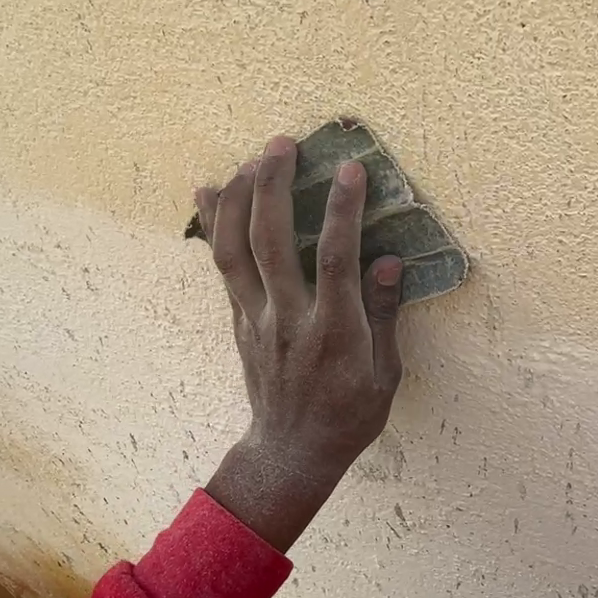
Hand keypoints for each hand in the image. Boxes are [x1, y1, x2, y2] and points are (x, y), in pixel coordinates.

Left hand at [193, 135, 405, 551]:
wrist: (290, 453)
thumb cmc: (349, 416)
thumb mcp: (384, 376)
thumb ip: (383, 316)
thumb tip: (387, 262)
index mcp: (333, 334)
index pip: (335, 261)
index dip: (342, 212)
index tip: (350, 169)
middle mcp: (287, 319)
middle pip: (270, 243)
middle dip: (273, 187)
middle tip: (282, 144)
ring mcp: (255, 318)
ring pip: (233, 249)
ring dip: (238, 197)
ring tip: (251, 158)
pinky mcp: (239, 319)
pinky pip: (221, 265)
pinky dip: (213, 224)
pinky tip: (211, 190)